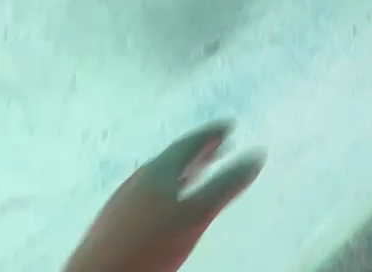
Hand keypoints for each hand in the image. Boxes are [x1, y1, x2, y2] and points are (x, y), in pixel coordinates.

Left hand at [63, 121, 263, 271]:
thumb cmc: (149, 246)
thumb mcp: (197, 215)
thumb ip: (226, 185)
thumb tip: (257, 155)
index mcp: (159, 169)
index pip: (190, 142)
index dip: (211, 134)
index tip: (229, 126)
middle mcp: (140, 178)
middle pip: (175, 158)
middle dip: (200, 152)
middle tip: (220, 146)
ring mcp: (124, 201)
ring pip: (161, 178)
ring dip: (185, 172)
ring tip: (201, 175)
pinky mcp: (113, 225)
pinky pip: (150, 195)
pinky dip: (170, 190)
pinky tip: (172, 207)